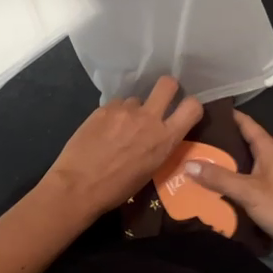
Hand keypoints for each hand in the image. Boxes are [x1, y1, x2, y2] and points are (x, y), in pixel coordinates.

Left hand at [43, 76, 203, 221]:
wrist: (79, 186)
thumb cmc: (117, 188)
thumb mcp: (150, 170)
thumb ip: (159, 145)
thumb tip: (159, 134)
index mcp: (165, 139)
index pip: (193, 107)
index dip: (190, 104)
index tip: (183, 108)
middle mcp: (149, 118)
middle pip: (167, 84)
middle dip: (167, 87)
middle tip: (160, 98)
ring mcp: (125, 110)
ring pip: (135, 98)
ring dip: (131, 109)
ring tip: (118, 127)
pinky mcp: (104, 107)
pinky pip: (116, 104)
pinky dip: (113, 114)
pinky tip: (103, 129)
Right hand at [185, 111, 272, 265]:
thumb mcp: (247, 191)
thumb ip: (218, 177)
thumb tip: (187, 164)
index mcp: (270, 148)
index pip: (245, 123)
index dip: (226, 115)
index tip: (201, 111)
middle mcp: (272, 158)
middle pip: (242, 142)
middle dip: (219, 141)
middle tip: (191, 138)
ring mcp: (272, 177)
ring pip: (243, 163)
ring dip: (223, 163)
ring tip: (195, 160)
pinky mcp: (270, 194)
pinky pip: (246, 180)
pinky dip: (230, 180)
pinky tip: (212, 185)